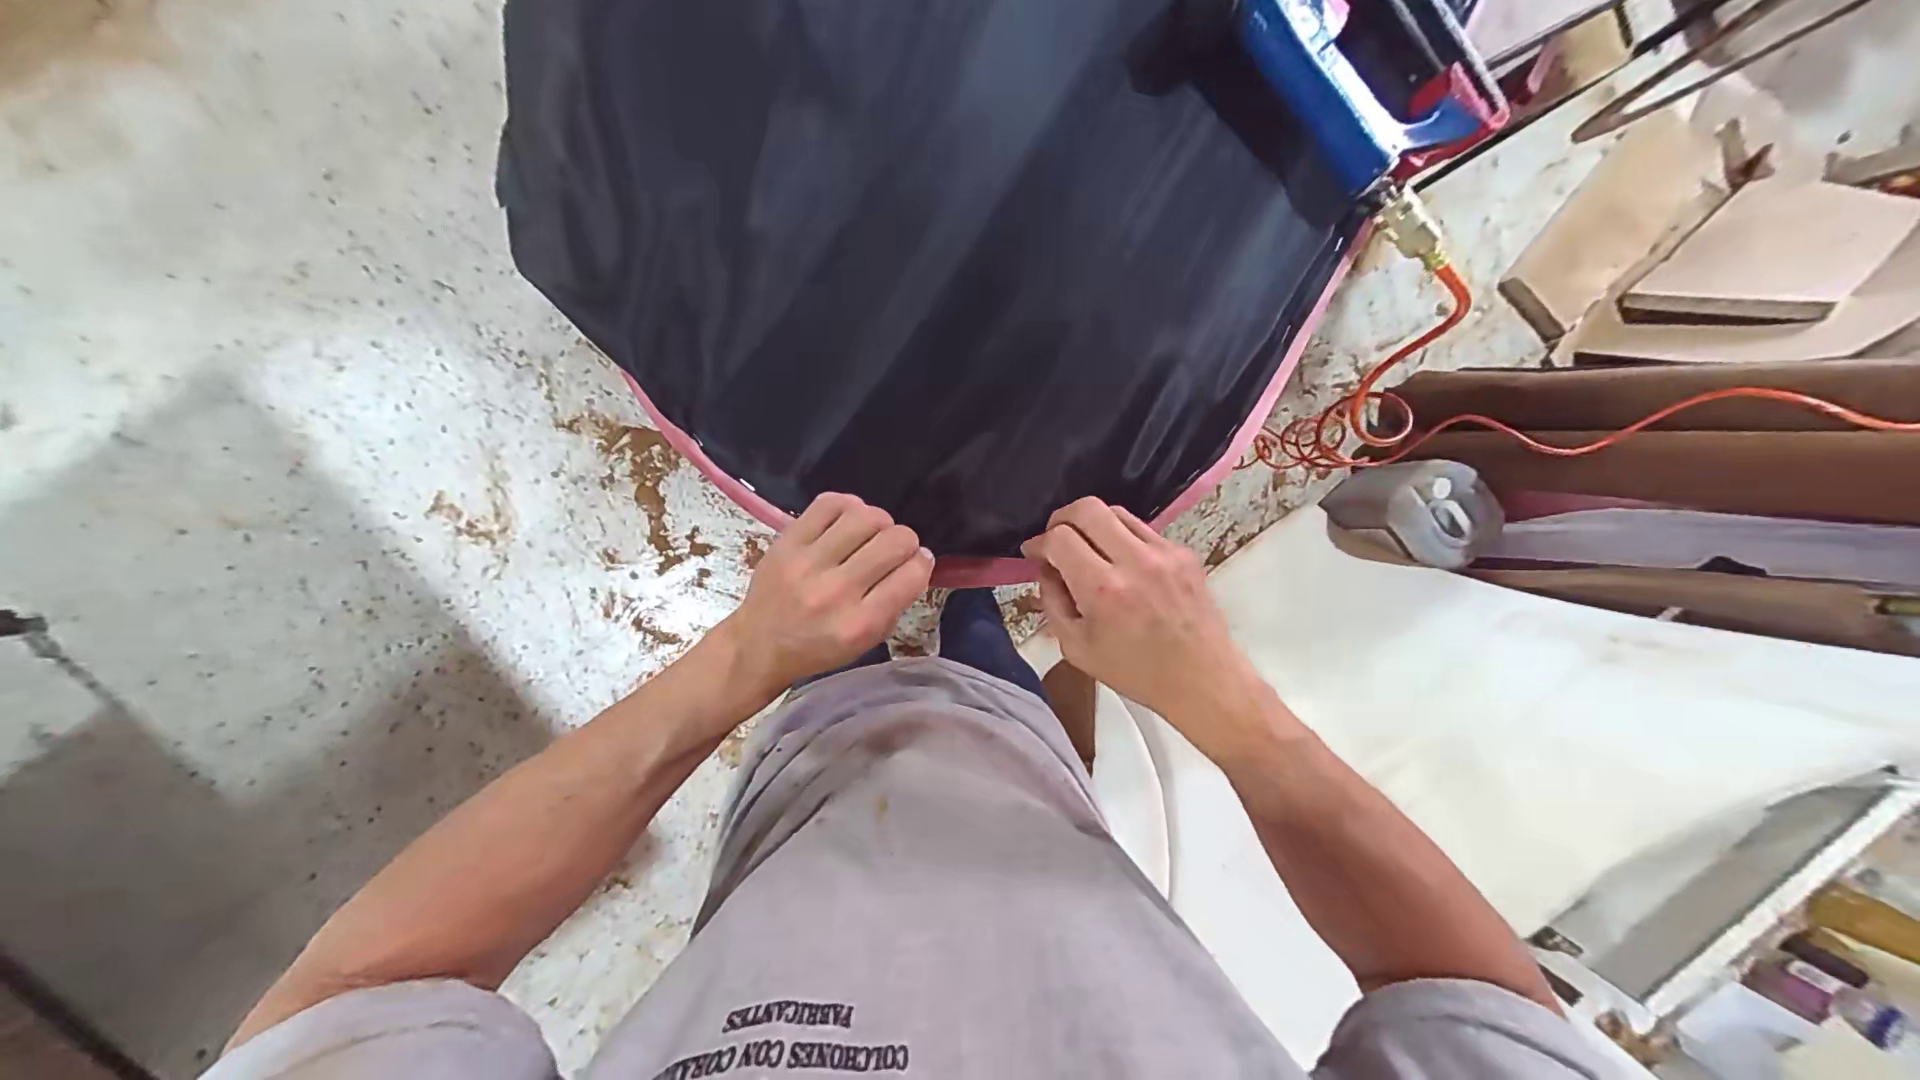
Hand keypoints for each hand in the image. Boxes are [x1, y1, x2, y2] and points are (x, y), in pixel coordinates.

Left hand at [719, 493, 931, 697]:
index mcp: (860, 624)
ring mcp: (807, 563)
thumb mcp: (867, 640)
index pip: (912, 575)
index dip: (923, 563)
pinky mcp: (787, 541)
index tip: (918, 562)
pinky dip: (850, 506)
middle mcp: (835, 591)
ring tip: (873, 534)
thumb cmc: (820, 647)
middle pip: (894, 541)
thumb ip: (896, 602)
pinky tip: (849, 521)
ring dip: (880, 522)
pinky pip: (830, 503)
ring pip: (865, 516)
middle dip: (906, 541)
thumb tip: (919, 558)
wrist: (759, 645)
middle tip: (896, 549)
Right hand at [1021, 498, 1283, 763]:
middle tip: (1055, 538)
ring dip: (1092, 524)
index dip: (1038, 542)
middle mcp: (1135, 562)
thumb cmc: (1135, 671)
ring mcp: (1164, 553)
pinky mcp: (1183, 553)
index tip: (1033, 552)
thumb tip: (1046, 568)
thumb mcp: (1076, 648)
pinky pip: (1141, 529)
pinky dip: (1120, 537)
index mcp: (1103, 590)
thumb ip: (1053, 602)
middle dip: (1061, 518)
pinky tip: (1119, 562)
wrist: (1203, 679)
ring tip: (1086, 547)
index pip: (1060, 538)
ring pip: (1115, 511)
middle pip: (1087, 508)